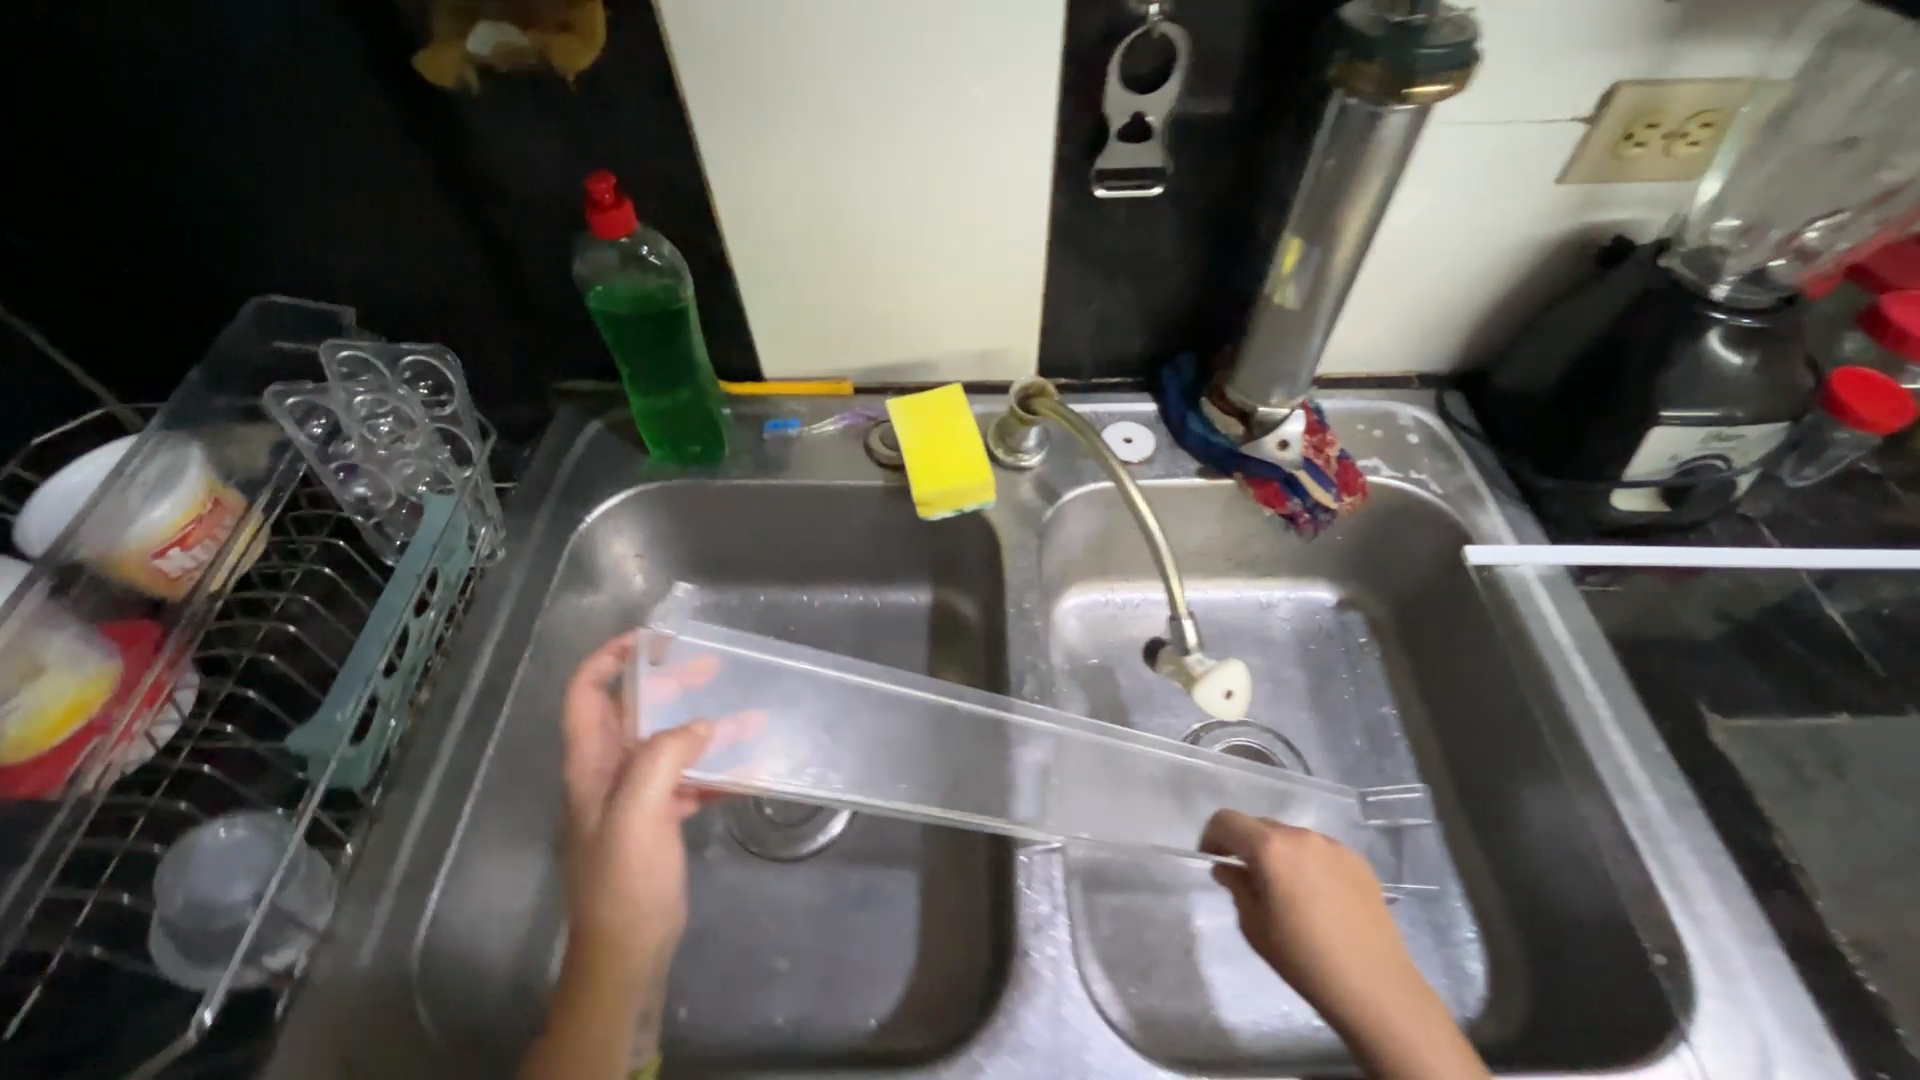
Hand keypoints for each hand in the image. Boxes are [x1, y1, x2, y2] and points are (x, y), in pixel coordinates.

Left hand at [559, 630, 717, 986]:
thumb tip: (703, 724)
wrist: (628, 949)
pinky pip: (690, 781)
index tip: (650, 639)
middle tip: (710, 666)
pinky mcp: (661, 821)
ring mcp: (636, 798)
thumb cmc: (623, 880)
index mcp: (591, 765)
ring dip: (702, 727)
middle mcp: (610, 773)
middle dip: (668, 685)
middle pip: (634, 713)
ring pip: (668, 746)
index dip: (609, 660)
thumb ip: (665, 758)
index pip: (586, 695)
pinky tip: (750, 770)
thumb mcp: (637, 813)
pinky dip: (717, 770)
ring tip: (746, 713)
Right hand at [1201, 812, 1488, 1079]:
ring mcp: (1334, 846)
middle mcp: (1301, 836)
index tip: (1213, 861)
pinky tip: (1317, 899)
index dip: (1212, 836)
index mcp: (1270, 847)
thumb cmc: (1301, 957)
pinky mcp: (1359, 862)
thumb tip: (1229, 868)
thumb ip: (1236, 886)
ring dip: (1279, 854)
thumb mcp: (1253, 925)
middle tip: (1247, 880)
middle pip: (1260, 826)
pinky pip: (1320, 852)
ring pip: (1292, 838)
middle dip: (1246, 846)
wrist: (1372, 984)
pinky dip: (1307, 864)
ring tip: (1286, 892)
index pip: (1226, 820)